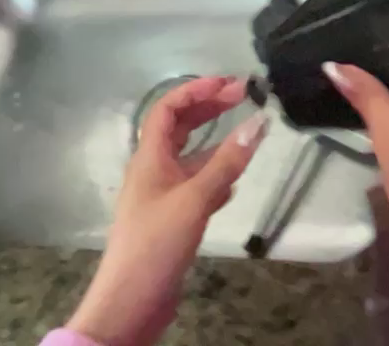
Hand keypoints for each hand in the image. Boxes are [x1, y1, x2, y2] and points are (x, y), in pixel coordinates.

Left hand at [68, 76, 265, 345]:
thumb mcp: (195, 199)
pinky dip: (216, 175)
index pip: (168, 107)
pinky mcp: (172, 218)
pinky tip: (235, 181)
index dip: (197, 89)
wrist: (129, 306)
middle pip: (180, 126)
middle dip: (210, 107)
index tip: (229, 83)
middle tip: (244, 96)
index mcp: (150, 157)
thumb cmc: (155, 244)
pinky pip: (196, 184)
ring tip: (248, 133)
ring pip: (191, 156)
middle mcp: (154, 169)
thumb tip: (259, 122)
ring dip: (216, 141)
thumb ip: (227, 161)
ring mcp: (162, 194)